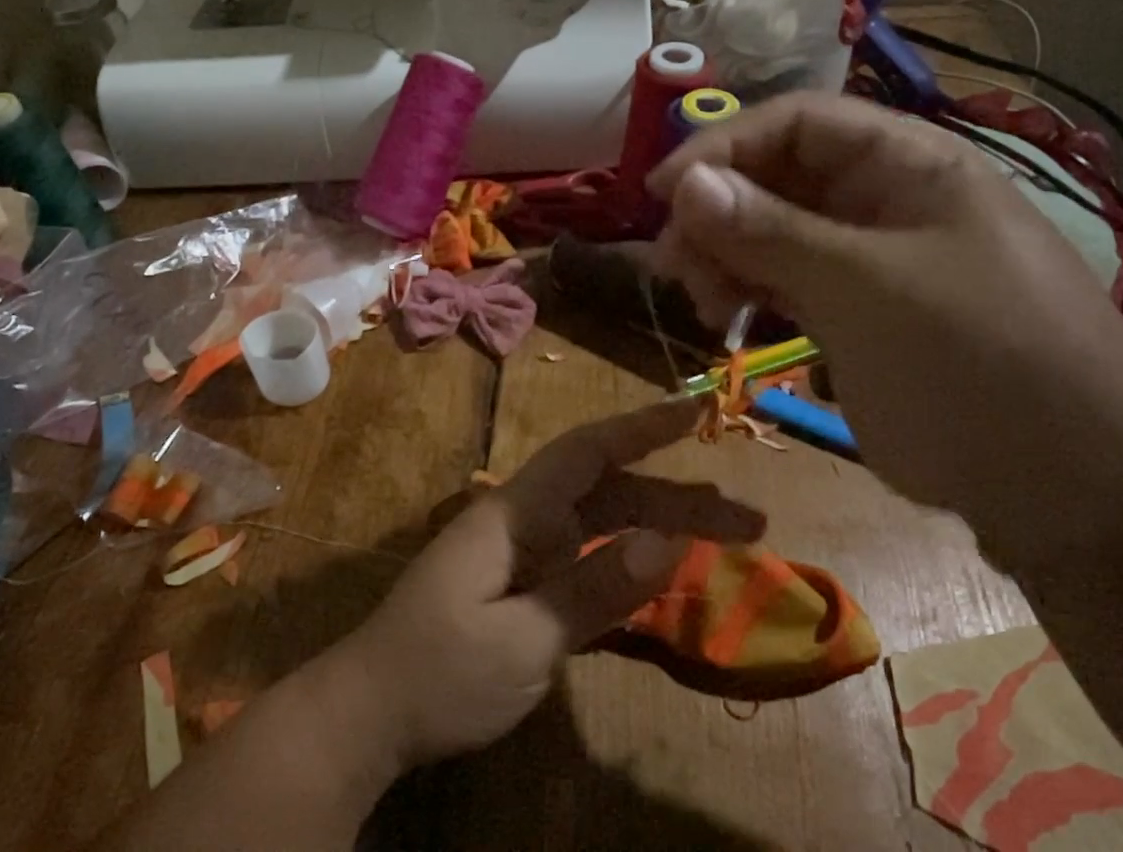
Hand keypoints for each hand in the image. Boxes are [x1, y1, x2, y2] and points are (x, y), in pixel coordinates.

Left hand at [329, 400, 763, 767]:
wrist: (370, 713)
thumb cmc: (441, 673)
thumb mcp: (523, 640)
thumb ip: (593, 589)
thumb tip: (666, 538)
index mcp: (514, 516)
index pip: (586, 453)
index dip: (641, 428)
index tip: (697, 410)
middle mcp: (520, 524)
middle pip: (608, 492)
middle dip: (678, 498)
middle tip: (752, 522)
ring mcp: (519, 558)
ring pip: (600, 526)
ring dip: (659, 528)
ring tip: (725, 540)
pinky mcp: (519, 591)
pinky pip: (585, 561)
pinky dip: (628, 564)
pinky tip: (661, 575)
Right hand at [646, 93, 1122, 560]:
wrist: (1067, 487)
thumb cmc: (975, 364)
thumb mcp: (866, 289)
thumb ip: (770, 232)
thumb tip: (683, 183)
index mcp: (912, 167)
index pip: (798, 123)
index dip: (722, 147)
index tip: (659, 196)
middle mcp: (889, 202)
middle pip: (779, 176)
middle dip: (718, 211)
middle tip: (674, 267)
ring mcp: (873, 263)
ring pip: (775, 233)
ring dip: (725, 255)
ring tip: (701, 301)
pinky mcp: (859, 317)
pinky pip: (787, 282)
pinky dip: (748, 290)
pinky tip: (723, 316)